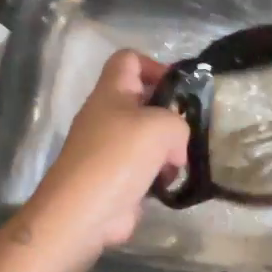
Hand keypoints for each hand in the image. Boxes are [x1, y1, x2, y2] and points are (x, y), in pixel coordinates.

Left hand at [22, 50, 189, 252]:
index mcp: (110, 92)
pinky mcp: (115, 177)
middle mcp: (106, 116)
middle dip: (169, 115)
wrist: (84, 211)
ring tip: (179, 163)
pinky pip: (144, 167)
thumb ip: (178, 123)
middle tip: (188, 131)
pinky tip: (168, 184)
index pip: (129, 60)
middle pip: (143, 101)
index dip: (155, 65)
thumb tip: (174, 150)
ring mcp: (108, 148)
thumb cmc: (119, 157)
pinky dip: (158, 174)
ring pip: (147, 137)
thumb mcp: (161, 126)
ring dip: (168, 149)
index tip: (179, 88)